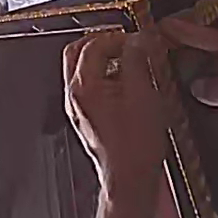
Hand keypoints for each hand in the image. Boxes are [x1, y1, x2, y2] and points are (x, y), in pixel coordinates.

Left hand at [63, 30, 168, 211]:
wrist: (129, 180)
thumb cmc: (135, 146)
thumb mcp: (143, 94)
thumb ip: (137, 61)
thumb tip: (137, 42)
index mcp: (84, 86)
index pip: (93, 45)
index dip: (117, 37)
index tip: (136, 40)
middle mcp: (74, 96)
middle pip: (76, 52)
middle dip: (100, 42)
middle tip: (124, 43)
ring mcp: (77, 108)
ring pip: (79, 69)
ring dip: (101, 59)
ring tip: (128, 62)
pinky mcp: (85, 118)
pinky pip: (87, 87)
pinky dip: (102, 76)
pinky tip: (125, 84)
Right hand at [159, 18, 217, 165]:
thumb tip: (197, 86)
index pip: (209, 38)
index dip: (185, 31)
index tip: (161, 25)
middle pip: (206, 55)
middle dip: (182, 50)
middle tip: (155, 47)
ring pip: (208, 78)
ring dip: (189, 76)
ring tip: (162, 73)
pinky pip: (214, 100)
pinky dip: (198, 99)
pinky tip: (183, 102)